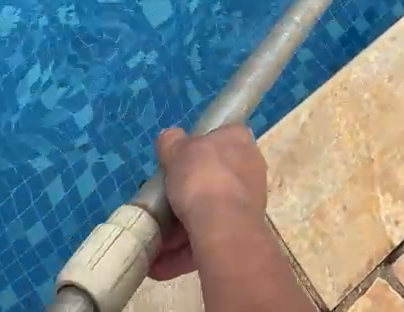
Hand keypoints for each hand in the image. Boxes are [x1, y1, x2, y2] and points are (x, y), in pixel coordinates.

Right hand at [148, 126, 267, 280]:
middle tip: (159, 207)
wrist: (224, 227)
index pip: (218, 138)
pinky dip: (185, 251)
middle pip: (210, 180)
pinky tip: (160, 265)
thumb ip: (171, 141)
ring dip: (179, 230)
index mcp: (239, 140)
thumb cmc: (202, 178)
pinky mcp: (242, 233)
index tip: (175, 166)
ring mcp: (247, 202)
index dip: (194, 151)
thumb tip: (170, 137)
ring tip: (154, 243)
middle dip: (182, 197)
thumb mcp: (177, 151)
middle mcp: (249, 168)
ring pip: (208, 212)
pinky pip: (209, 238)